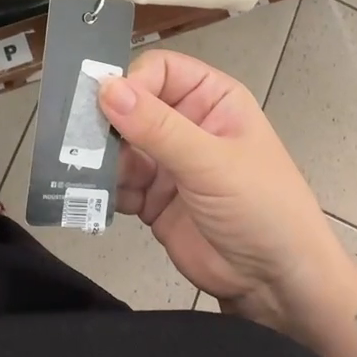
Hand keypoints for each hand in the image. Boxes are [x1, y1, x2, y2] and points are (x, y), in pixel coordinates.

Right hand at [99, 50, 355, 335]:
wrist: (276, 285)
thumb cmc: (263, 209)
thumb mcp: (212, 163)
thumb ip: (158, 126)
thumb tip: (106, 88)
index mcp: (211, 99)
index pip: (158, 71)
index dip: (131, 83)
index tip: (105, 106)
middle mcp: (186, 123)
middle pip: (130, 106)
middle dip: (106, 124)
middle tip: (80, 142)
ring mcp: (168, 162)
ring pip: (118, 146)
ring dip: (101, 160)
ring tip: (88, 175)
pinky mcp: (152, 198)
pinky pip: (116, 183)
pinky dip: (103, 189)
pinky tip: (98, 199)